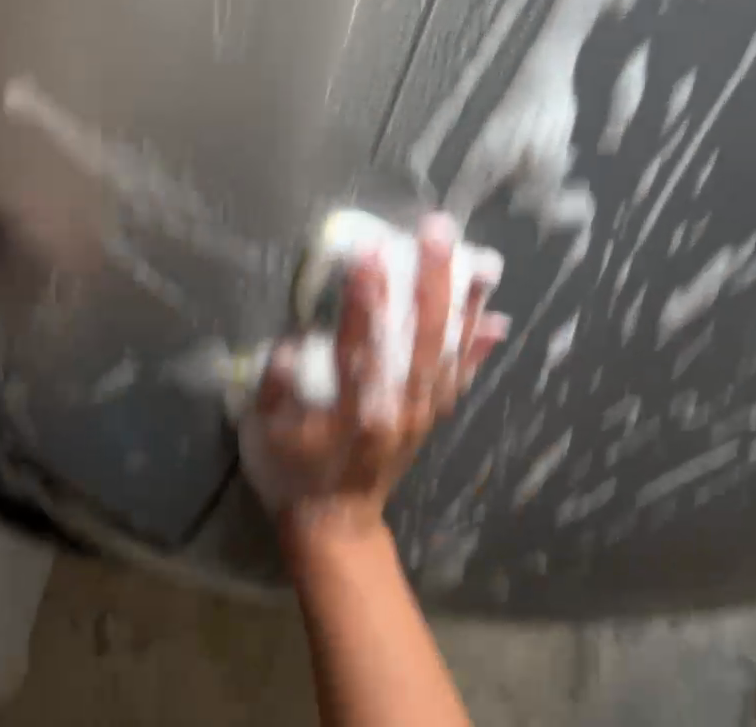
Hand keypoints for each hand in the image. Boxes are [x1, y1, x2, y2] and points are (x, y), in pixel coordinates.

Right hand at [243, 214, 509, 539]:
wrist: (333, 523)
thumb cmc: (287, 472)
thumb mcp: (263, 432)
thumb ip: (276, 388)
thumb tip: (289, 343)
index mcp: (353, 410)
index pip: (361, 343)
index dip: (365, 298)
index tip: (369, 253)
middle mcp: (399, 409)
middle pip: (419, 338)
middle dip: (427, 281)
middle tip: (434, 232)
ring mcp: (421, 414)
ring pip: (448, 353)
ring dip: (462, 304)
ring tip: (478, 260)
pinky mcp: (429, 419)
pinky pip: (459, 379)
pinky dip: (478, 348)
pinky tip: (493, 318)